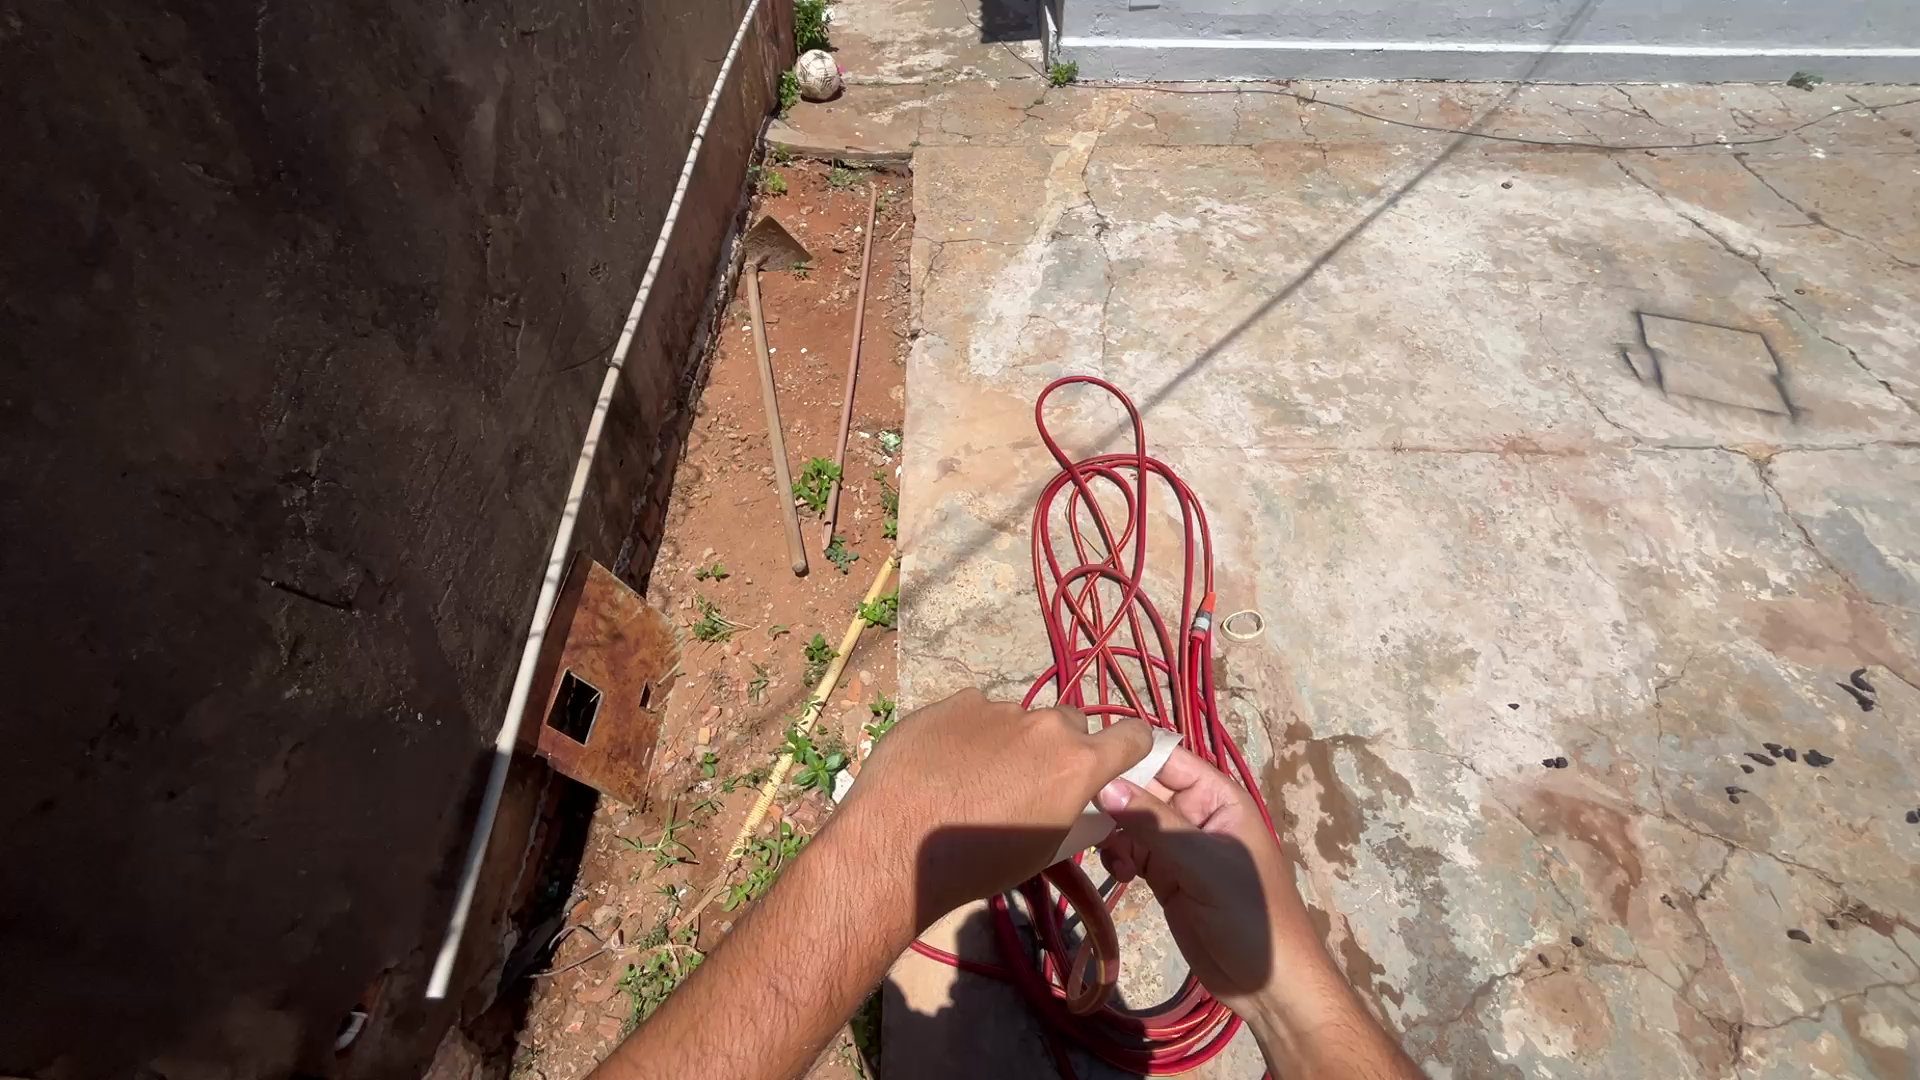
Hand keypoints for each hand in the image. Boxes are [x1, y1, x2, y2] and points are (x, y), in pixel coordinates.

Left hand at [840, 688, 1151, 930]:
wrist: (898, 843)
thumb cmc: (978, 863)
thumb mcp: (1044, 849)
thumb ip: (1075, 812)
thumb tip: (1085, 800)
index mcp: (1077, 763)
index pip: (1133, 735)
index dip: (1130, 745)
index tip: (1119, 756)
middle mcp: (1045, 725)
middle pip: (1070, 724)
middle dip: (1060, 747)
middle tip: (1029, 780)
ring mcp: (998, 707)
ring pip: (1019, 717)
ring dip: (1010, 739)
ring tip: (973, 775)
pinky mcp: (955, 700)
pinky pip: (977, 710)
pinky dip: (970, 730)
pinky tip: (944, 759)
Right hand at [1098, 750, 1423, 1076]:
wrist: (1269, 988)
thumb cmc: (1251, 914)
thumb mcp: (1203, 863)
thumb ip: (1153, 823)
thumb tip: (1104, 785)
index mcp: (1216, 795)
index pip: (1167, 758)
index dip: (1131, 755)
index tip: (1091, 760)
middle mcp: (1194, 812)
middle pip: (1143, 787)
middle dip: (1113, 796)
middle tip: (1082, 809)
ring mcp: (1177, 844)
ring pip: (1130, 819)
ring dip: (1112, 831)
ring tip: (1108, 853)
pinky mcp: (1163, 874)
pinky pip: (1130, 850)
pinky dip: (1116, 856)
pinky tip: (1118, 874)